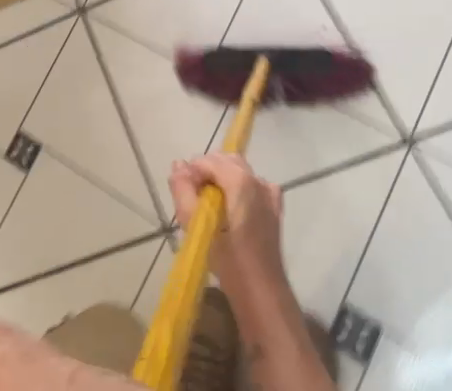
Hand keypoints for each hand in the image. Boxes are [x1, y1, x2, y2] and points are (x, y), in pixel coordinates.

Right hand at [168, 153, 285, 301]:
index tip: (183, 195)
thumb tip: (178, 165)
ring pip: (238, 171)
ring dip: (220, 180)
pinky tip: (228, 210)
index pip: (207, 161)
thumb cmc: (227, 258)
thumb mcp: (195, 223)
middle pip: (224, 161)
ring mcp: (269, 193)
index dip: (191, 173)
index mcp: (241, 181)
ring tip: (208, 206)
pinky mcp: (274, 207)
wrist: (260, 290)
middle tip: (192, 199)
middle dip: (205, 173)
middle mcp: (258, 180)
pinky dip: (236, 189)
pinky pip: (251, 185)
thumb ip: (183, 190)